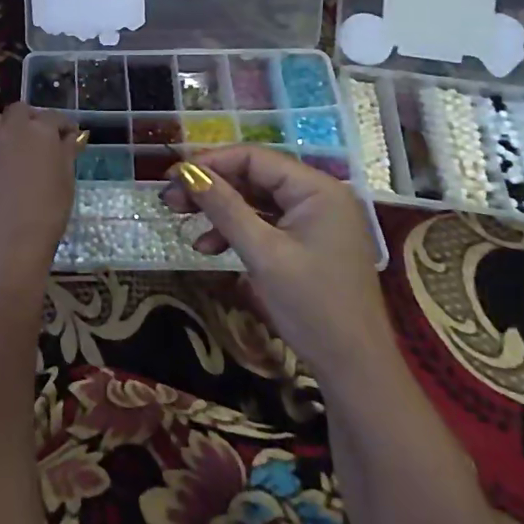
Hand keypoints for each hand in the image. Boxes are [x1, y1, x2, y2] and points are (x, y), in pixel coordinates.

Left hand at [0, 103, 82, 260]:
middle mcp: (13, 128)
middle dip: (32, 118)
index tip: (70, 135)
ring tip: (18, 143)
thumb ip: (66, 152)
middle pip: (20, 110)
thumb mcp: (67, 178)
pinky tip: (3, 159)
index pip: (54, 117)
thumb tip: (68, 138)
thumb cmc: (49, 207)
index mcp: (41, 129)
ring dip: (7, 125)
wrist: (13, 234)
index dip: (65, 125)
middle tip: (43, 136)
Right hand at [162, 147, 390, 372]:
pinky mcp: (309, 242)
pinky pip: (266, 223)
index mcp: (317, 189)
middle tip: (170, 200)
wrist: (354, 366)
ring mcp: (316, 220)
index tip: (171, 177)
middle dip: (211, 187)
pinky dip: (237, 231)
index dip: (210, 163)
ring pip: (257, 200)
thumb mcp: (262, 253)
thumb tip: (187, 173)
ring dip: (219, 210)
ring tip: (183, 222)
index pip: (254, 158)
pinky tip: (210, 247)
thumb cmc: (311, 305)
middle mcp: (319, 196)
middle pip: (254, 176)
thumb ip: (224, 208)